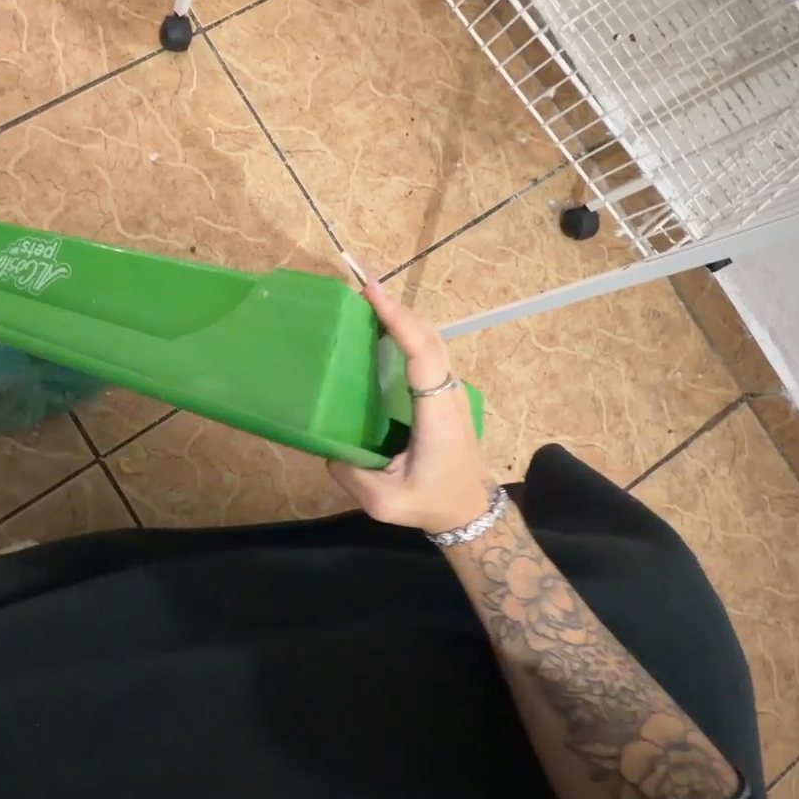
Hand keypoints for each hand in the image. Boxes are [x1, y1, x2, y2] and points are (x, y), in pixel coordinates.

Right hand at [327, 266, 496, 533]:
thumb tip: (326, 448)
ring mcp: (450, 392)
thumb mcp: (384, 501)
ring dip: (403, 317)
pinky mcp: (444, 395)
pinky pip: (427, 354)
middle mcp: (447, 393)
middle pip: (429, 337)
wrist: (471, 512)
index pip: (421, 355)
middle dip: (397, 308)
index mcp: (436, 414)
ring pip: (431, 342)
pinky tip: (384, 329)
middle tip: (362, 286)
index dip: (399, 321)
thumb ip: (350, 474)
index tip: (372, 293)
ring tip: (369, 301)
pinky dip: (407, 333)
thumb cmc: (431, 503)